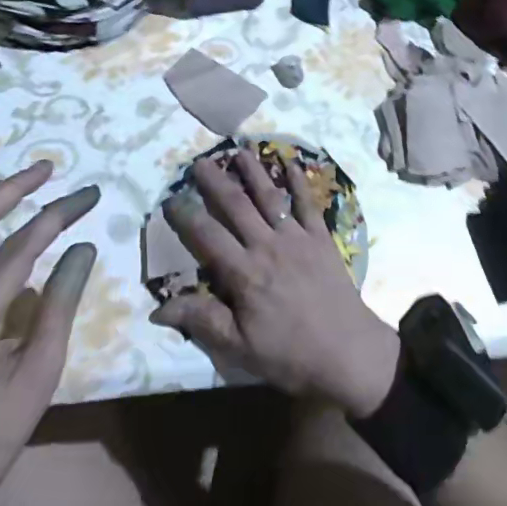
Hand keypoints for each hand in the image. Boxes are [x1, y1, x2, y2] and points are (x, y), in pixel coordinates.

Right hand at [152, 148, 398, 417]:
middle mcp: (267, 246)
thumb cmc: (290, 354)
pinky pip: (307, 203)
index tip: (170, 198)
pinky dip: (299, 182)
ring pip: (269, 197)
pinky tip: (291, 163)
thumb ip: (202, 320)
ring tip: (239, 151)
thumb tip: (157, 308)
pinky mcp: (321, 238)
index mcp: (244, 273)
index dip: (186, 216)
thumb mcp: (239, 348)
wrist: (349, 352)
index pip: (207, 236)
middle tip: (199, 162)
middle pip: (236, 206)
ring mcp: (297, 238)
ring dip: (253, 172)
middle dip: (215, 182)